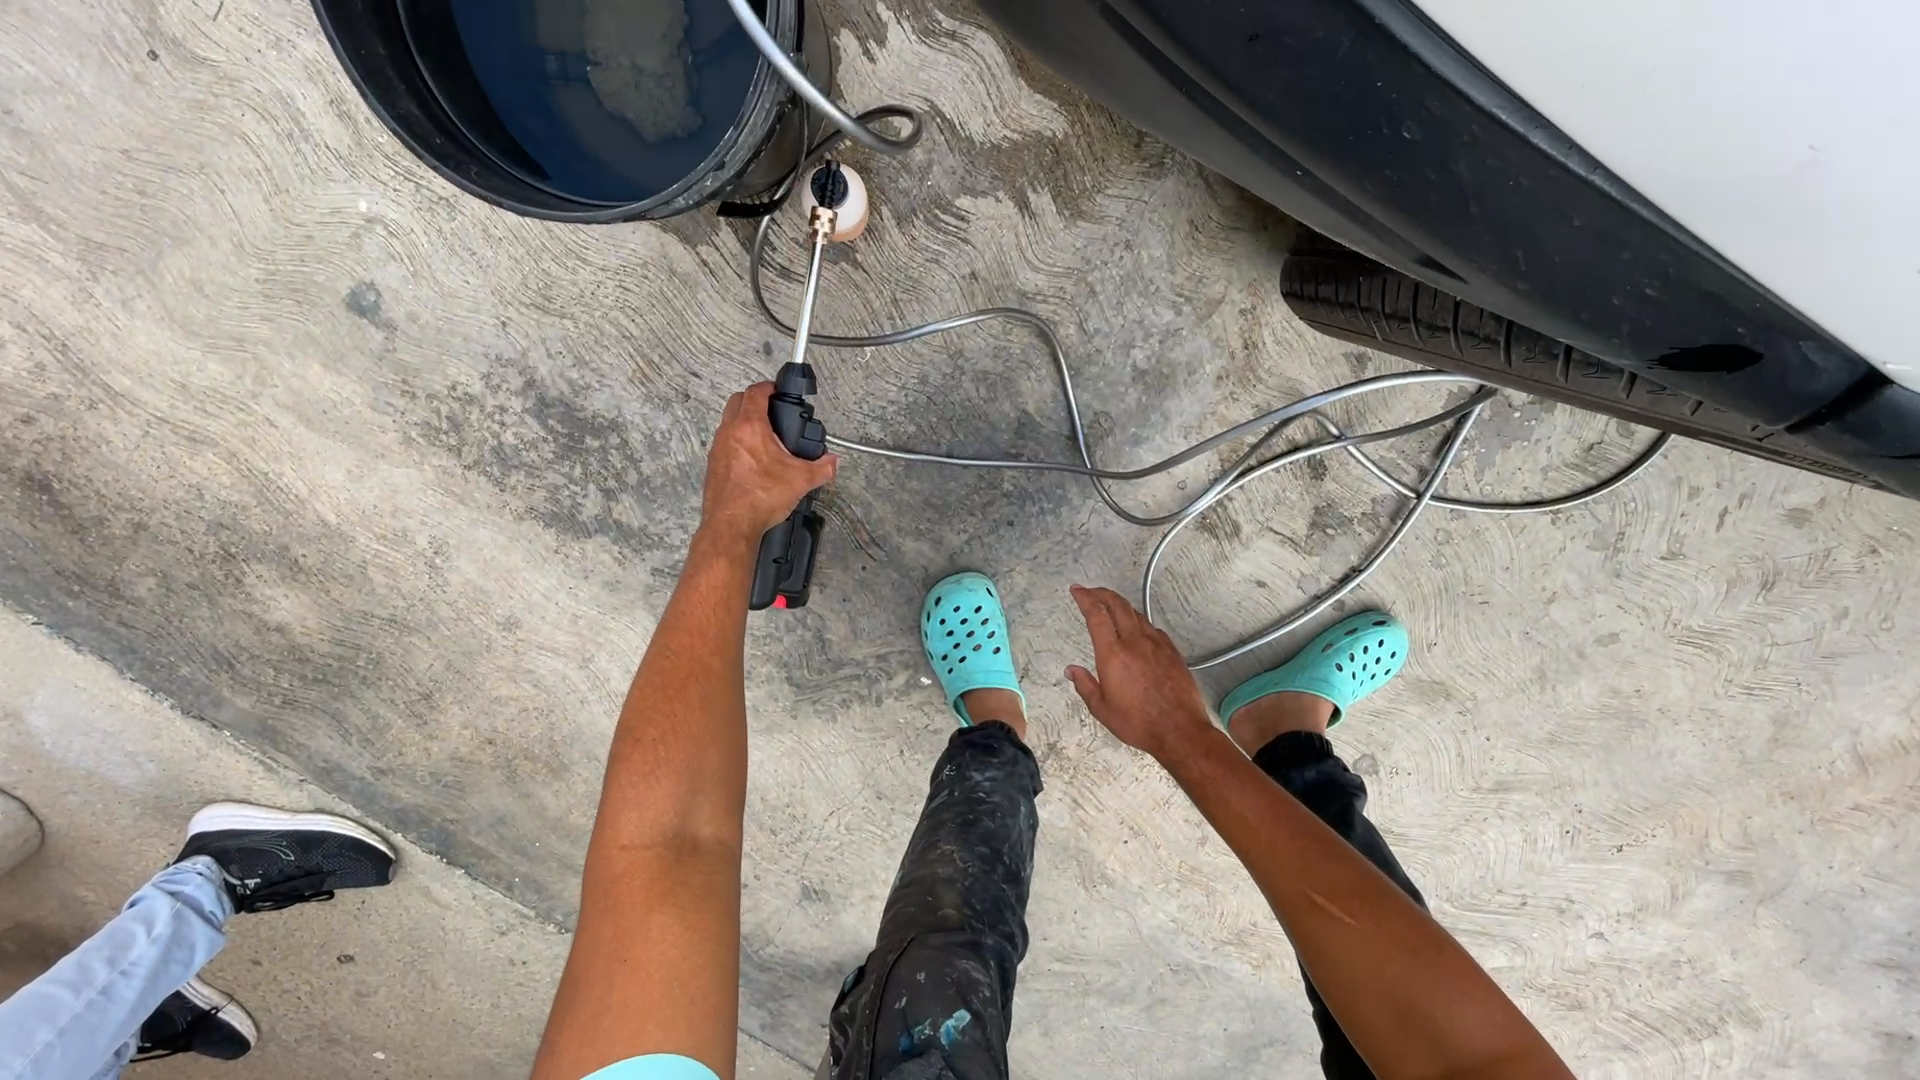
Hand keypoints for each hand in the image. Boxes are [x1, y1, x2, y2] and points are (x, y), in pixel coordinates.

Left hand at [699, 382, 837, 543]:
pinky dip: (736, 442)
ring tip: (762, 433)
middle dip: (753, 399)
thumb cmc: (758, 499)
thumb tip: (832, 463)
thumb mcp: (801, 480)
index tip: (775, 389)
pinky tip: (751, 458)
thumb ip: (822, 468)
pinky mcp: (713, 465)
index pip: (756, 393)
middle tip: (769, 406)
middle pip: (736, 401)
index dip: (768, 387)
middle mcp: (730, 433)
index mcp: (750, 427)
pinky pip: (723, 443)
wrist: (732, 524)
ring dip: (742, 420)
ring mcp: (718, 449)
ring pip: (727, 422)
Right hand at [1065, 585, 1214, 760]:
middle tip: (1091, 592)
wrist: (1179, 730)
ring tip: (1112, 608)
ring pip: (1137, 614)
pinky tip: (1138, 631)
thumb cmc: (1138, 722)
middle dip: (1102, 593)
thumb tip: (1071, 671)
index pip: (1096, 614)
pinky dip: (1140, 623)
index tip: (1077, 590)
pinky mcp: (1172, 652)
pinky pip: (1153, 629)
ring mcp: (1156, 645)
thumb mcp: (1102, 709)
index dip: (1085, 598)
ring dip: (1121, 606)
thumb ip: (1084, 685)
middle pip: (1118, 604)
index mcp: (1113, 654)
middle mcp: (1135, 642)